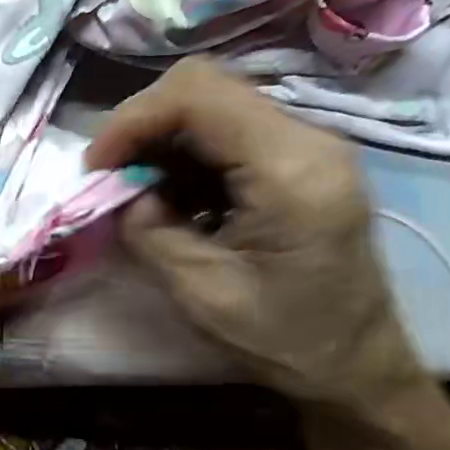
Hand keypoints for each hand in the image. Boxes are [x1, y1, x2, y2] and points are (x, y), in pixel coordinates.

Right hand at [85, 57, 429, 414]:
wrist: (353, 363)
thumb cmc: (282, 338)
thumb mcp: (199, 291)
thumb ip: (149, 230)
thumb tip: (122, 192)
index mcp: (290, 170)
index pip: (198, 96)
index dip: (132, 120)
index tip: (96, 168)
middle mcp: (307, 139)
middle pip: (203, 87)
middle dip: (141, 125)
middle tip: (110, 176)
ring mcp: (305, 144)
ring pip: (210, 102)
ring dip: (159, 139)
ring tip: (135, 190)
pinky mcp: (296, 158)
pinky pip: (225, 129)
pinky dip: (182, 153)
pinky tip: (171, 196)